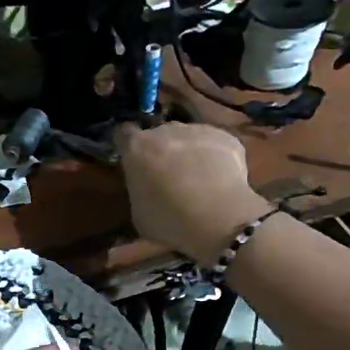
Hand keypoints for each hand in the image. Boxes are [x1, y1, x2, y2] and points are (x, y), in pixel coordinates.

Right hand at [117, 122, 268, 262]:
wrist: (217, 218)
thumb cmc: (168, 220)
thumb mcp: (138, 212)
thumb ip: (139, 189)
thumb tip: (146, 185)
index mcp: (137, 148)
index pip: (123, 133)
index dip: (127, 145)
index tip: (132, 159)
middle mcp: (165, 130)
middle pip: (158, 135)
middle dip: (160, 151)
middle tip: (166, 176)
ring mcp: (198, 131)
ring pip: (188, 138)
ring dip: (188, 152)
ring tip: (198, 178)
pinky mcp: (226, 137)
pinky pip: (215, 144)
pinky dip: (215, 157)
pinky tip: (219, 179)